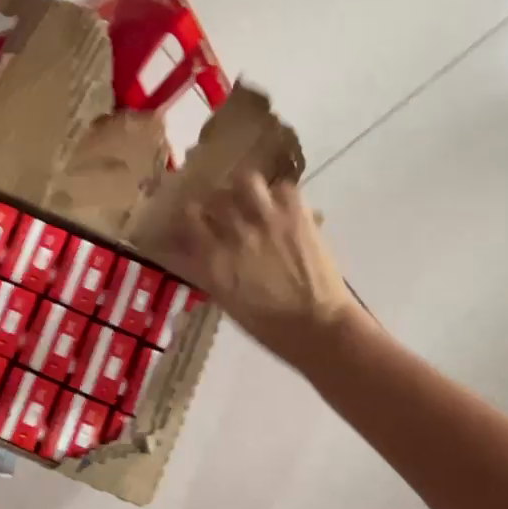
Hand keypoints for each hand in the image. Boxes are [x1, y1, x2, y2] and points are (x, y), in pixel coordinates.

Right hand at [157, 172, 362, 364]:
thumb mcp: (225, 300)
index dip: (194, 217)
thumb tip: (192, 251)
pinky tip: (284, 211)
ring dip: (248, 190)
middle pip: (216, 197)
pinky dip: (283, 197)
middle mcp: (235, 232)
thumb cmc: (268, 326)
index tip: (200, 222)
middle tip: (230, 212)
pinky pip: (284, 188)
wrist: (318, 328)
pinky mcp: (297, 215)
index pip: (189, 216)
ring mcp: (267, 220)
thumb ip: (206, 270)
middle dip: (220, 203)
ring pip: (247, 180)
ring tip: (255, 201)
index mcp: (213, 258)